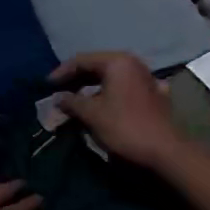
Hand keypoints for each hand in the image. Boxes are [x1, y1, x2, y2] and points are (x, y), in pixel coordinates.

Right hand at [49, 53, 188, 168]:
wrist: (163, 150)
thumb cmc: (124, 127)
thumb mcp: (91, 114)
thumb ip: (71, 102)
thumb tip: (57, 98)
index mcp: (117, 62)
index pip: (82, 60)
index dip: (61, 72)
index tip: (46, 85)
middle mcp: (133, 64)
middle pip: (97, 66)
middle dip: (76, 79)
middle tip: (58, 92)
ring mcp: (146, 78)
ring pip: (111, 78)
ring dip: (91, 88)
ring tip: (75, 101)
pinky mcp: (152, 95)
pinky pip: (123, 89)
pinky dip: (109, 94)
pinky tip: (102, 105)